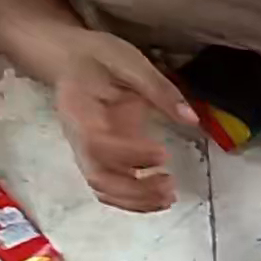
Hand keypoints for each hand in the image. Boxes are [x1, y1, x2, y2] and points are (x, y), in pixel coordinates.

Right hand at [53, 30, 201, 211]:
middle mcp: (78, 137)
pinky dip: (134, 202)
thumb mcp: (130, 62)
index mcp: (80, 111)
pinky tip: (160, 199)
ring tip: (170, 195)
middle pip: (98, 176)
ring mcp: (87, 151)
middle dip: (136, 189)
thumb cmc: (98, 58)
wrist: (68, 59)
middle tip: (171, 184)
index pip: (98, 143)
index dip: (130, 155)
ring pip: (103, 188)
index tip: (163, 154)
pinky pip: (109, 189)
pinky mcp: (99, 159)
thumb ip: (160, 90)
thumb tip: (192, 119)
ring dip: (137, 200)